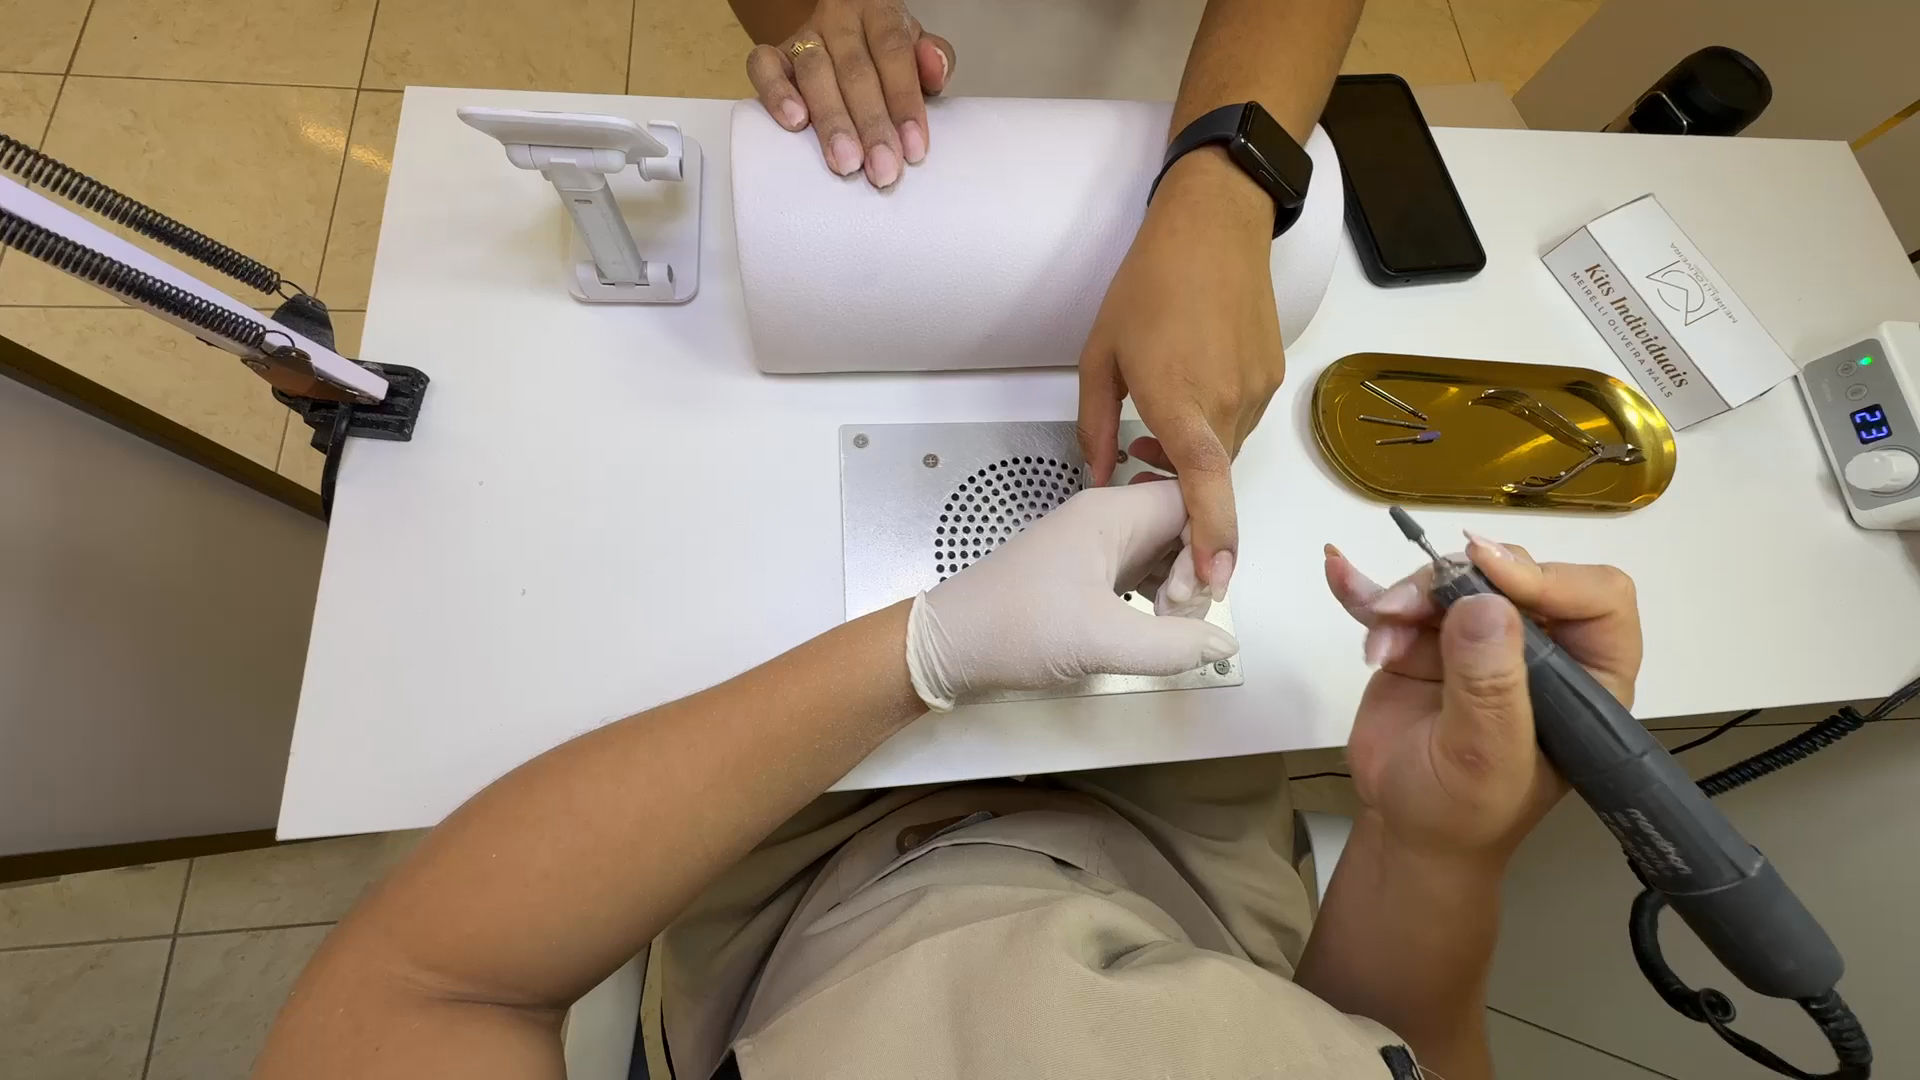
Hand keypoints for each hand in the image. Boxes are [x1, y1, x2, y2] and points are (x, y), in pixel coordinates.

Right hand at [746, 0, 953, 187]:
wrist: (841, 47)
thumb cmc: (885, 64)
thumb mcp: (915, 58)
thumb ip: (933, 63)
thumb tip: (935, 69)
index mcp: (879, 13)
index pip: (893, 52)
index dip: (904, 102)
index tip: (914, 149)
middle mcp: (839, 21)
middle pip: (855, 71)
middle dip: (871, 125)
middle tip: (882, 170)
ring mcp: (803, 38)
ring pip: (814, 73)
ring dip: (831, 121)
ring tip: (845, 164)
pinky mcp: (772, 58)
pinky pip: (763, 67)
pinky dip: (776, 93)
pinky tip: (794, 123)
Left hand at [905, 482, 1238, 709]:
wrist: (950, 644)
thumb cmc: (1019, 629)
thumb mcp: (1101, 640)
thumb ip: (1173, 645)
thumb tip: (1226, 641)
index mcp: (1109, 514)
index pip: (1189, 500)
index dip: (1208, 545)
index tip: (1193, 598)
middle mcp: (1103, 520)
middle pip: (1179, 528)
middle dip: (1190, 573)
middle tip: (1169, 618)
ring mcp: (1090, 546)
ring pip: (1160, 553)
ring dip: (1172, 590)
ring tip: (1157, 628)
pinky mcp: (1081, 573)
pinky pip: (1136, 572)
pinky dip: (1150, 599)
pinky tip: (1142, 629)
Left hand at [1077, 150, 1282, 600]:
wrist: (1214, 223)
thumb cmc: (1145, 287)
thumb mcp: (1099, 358)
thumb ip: (1095, 428)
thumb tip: (1099, 478)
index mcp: (1180, 402)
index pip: (1205, 485)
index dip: (1210, 538)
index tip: (1213, 582)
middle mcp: (1229, 405)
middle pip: (1211, 478)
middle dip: (1182, 494)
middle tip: (1139, 468)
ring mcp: (1258, 391)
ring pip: (1226, 452)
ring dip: (1194, 456)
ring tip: (1155, 428)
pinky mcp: (1273, 376)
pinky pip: (1241, 423)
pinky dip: (1213, 430)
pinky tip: (1186, 400)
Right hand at [1322, 533, 1643, 862]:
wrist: (1402, 824)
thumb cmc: (1461, 808)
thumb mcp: (1483, 757)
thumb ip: (1488, 687)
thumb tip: (1484, 604)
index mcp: (1584, 678)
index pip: (1593, 599)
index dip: (1545, 576)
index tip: (1483, 570)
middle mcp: (1534, 650)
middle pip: (1503, 579)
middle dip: (1447, 586)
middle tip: (1398, 613)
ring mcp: (1470, 644)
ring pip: (1442, 585)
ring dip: (1399, 602)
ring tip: (1375, 648)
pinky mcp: (1418, 645)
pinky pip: (1392, 604)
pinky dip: (1362, 589)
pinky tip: (1337, 571)